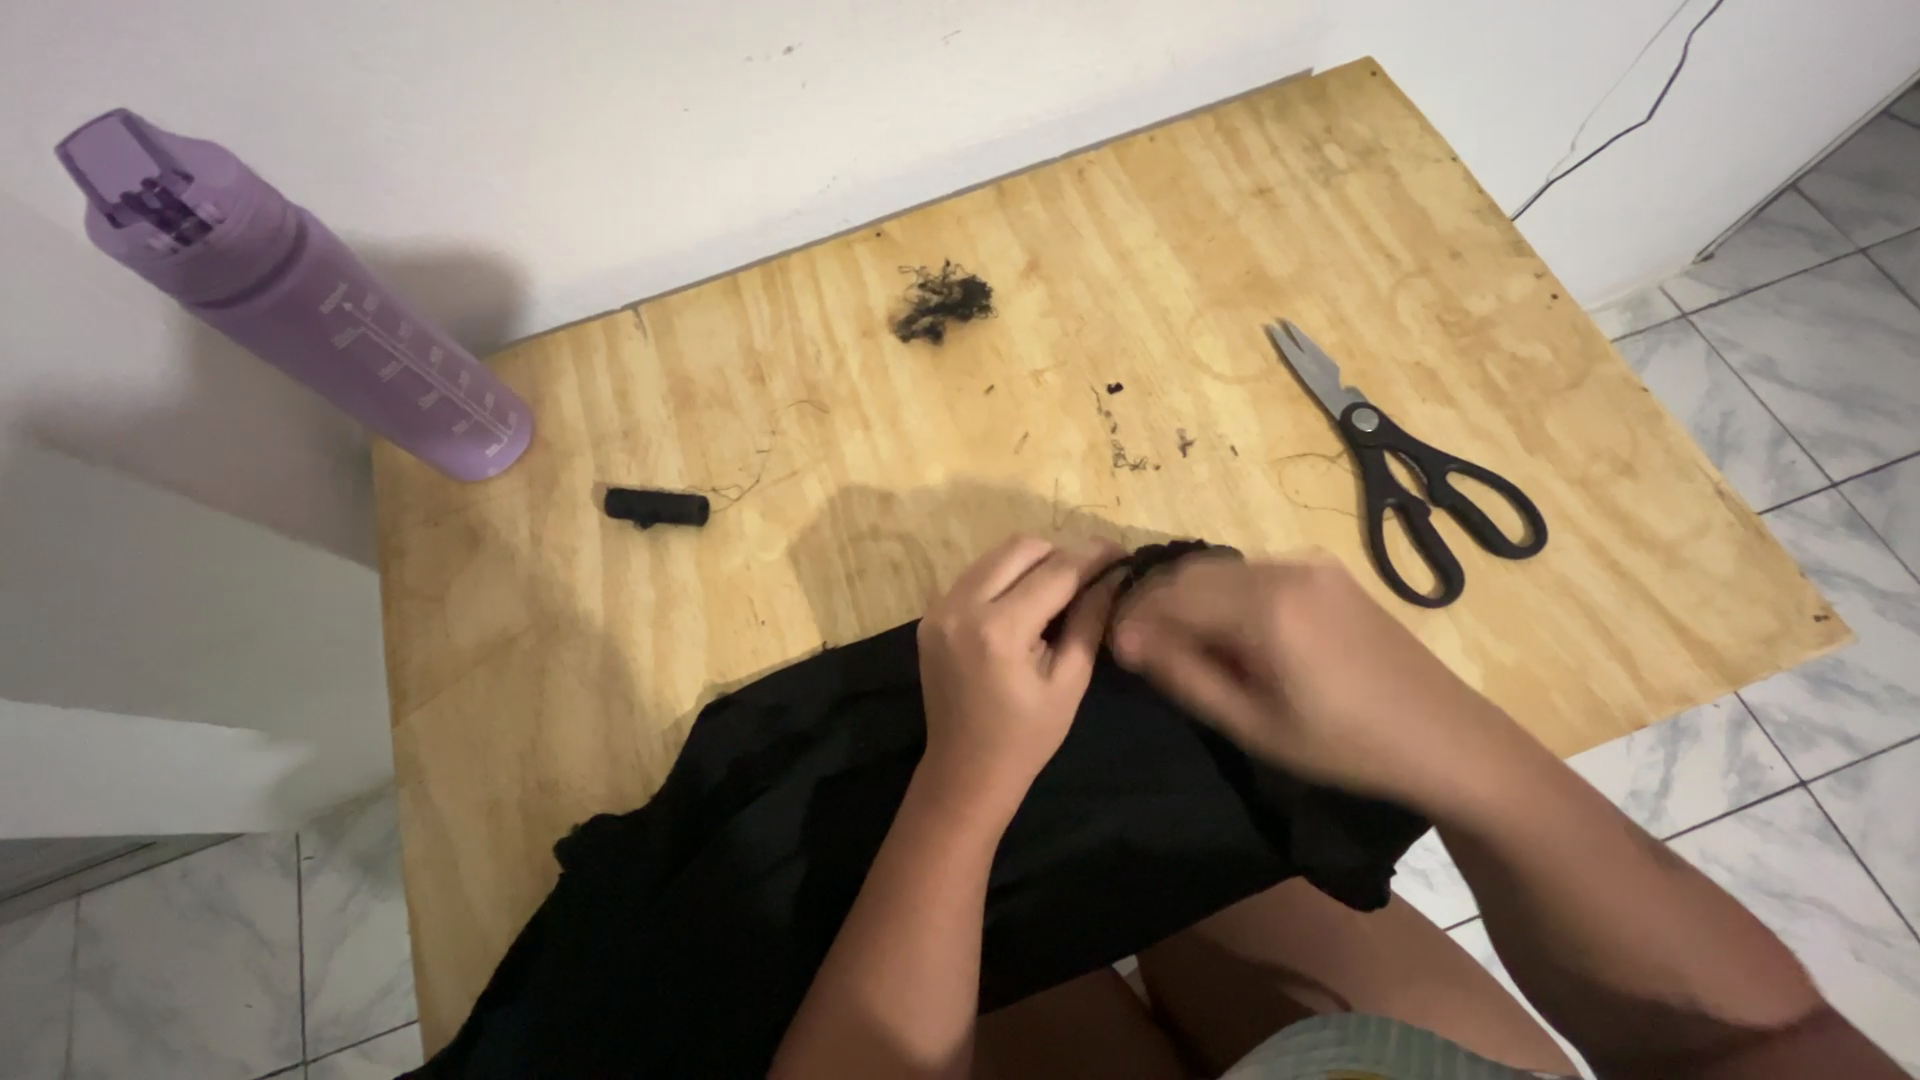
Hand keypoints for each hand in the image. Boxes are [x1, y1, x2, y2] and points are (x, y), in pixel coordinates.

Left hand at [916, 536, 1125, 821]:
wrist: (964, 770)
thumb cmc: (1026, 736)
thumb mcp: (1069, 681)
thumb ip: (1089, 620)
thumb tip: (1113, 576)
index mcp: (999, 629)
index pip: (1056, 571)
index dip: (1093, 556)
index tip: (1120, 551)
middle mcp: (961, 606)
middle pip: (1021, 548)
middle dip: (1060, 553)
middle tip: (1090, 574)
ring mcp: (939, 608)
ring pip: (995, 556)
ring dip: (1032, 562)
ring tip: (1061, 587)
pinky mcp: (930, 615)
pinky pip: (975, 576)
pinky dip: (1005, 577)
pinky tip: (1026, 601)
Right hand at [1108, 553, 1525, 807]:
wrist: (1447, 738)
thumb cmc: (1343, 746)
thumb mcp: (1252, 723)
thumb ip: (1184, 675)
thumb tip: (1128, 640)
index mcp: (1267, 606)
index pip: (1171, 594)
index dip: (1134, 617)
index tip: (1113, 648)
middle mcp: (1286, 568)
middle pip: (1193, 573)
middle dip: (1156, 604)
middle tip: (1137, 647)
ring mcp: (1311, 565)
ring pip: (1222, 569)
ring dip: (1188, 598)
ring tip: (1177, 643)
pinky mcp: (1327, 572)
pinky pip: (1253, 573)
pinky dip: (1224, 595)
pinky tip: (1227, 632)